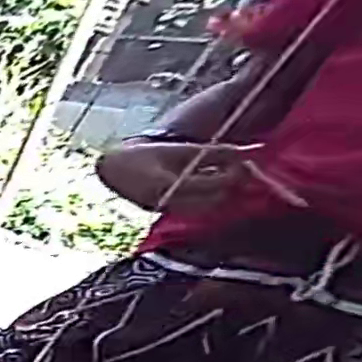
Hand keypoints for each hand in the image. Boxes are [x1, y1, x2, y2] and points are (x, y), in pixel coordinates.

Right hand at [95, 141, 257, 212]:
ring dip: (218, 194)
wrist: (111, 168)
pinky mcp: (160, 211)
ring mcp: (162, 209)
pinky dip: (204, 198)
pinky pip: (191, 208)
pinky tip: (203, 185)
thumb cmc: (144, 155)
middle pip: (213, 200)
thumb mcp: (181, 150)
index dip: (235, 173)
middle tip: (237, 169)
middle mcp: (165, 202)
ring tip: (219, 177)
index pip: (215, 184)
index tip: (246, 162)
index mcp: (169, 185)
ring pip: (204, 208)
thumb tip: (249, 152)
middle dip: (229, 186)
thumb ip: (214, 153)